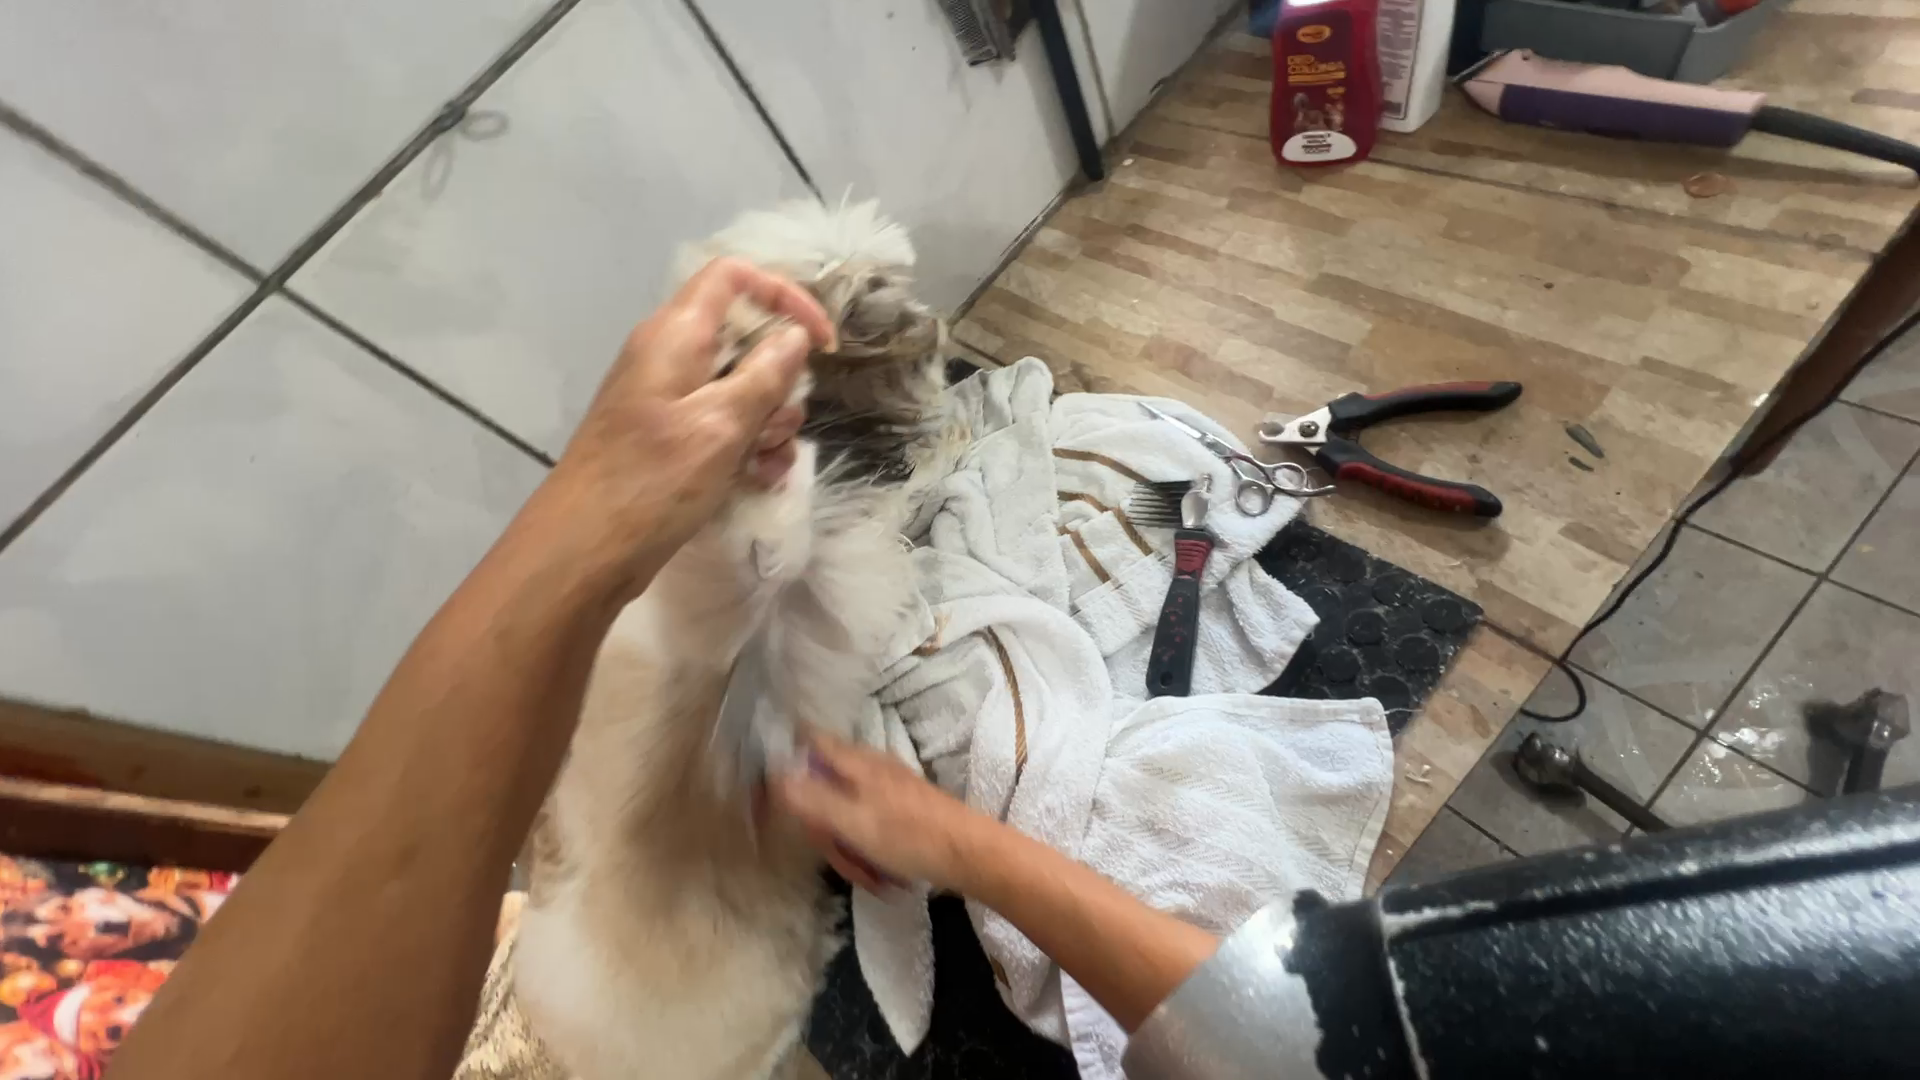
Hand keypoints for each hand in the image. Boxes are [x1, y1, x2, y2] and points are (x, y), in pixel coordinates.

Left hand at [547, 258, 835, 594]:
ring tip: (765, 464)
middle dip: (780, 381)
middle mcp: (673, 358)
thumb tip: (795, 337)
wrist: (587, 549)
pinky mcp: (675, 438)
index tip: (822, 343)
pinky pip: (728, 426)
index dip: (785, 296)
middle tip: (778, 423)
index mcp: (676, 335)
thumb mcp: (720, 425)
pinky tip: (760, 480)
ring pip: (744, 389)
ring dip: (771, 424)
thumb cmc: (652, 481)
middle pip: (747, 340)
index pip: (735, 277)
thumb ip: (763, 375)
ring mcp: (674, 400)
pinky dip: (751, 448)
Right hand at [770, 730, 981, 892]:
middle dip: (826, 829)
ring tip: (869, 875)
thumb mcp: (853, 822)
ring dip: (850, 849)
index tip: (771, 795)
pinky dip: (870, 852)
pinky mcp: (902, 810)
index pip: (809, 741)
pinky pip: (868, 827)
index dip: (785, 760)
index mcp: (856, 763)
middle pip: (824, 789)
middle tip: (839, 855)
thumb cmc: (911, 837)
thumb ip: (812, 798)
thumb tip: (771, 773)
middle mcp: (870, 767)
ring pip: (846, 815)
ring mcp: (887, 788)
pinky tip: (883, 874)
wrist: (972, 855)